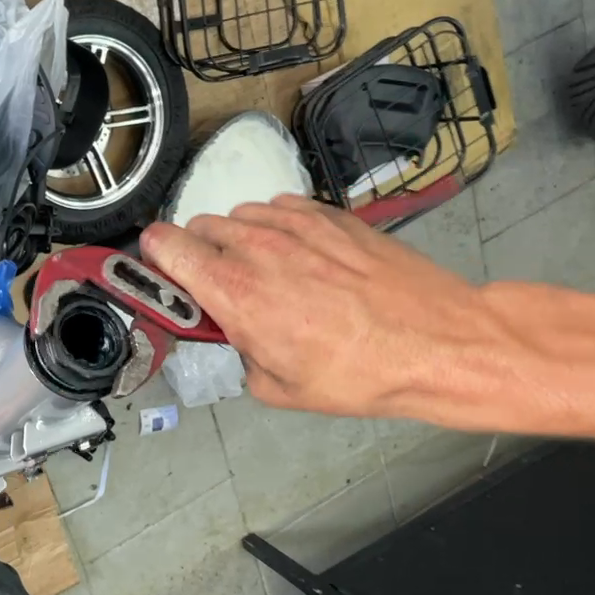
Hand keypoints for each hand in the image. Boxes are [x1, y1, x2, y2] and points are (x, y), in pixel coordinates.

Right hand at [140, 194, 495, 417]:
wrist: (440, 343)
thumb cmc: (359, 374)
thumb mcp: (276, 388)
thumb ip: (237, 352)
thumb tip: (234, 336)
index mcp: (233, 292)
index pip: (163, 244)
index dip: (155, 257)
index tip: (164, 274)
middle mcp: (256, 248)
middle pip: (196, 227)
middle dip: (197, 253)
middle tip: (221, 284)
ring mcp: (295, 225)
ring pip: (238, 215)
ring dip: (237, 238)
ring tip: (263, 268)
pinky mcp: (331, 215)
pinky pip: (280, 207)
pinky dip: (276, 225)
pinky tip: (298, 253)